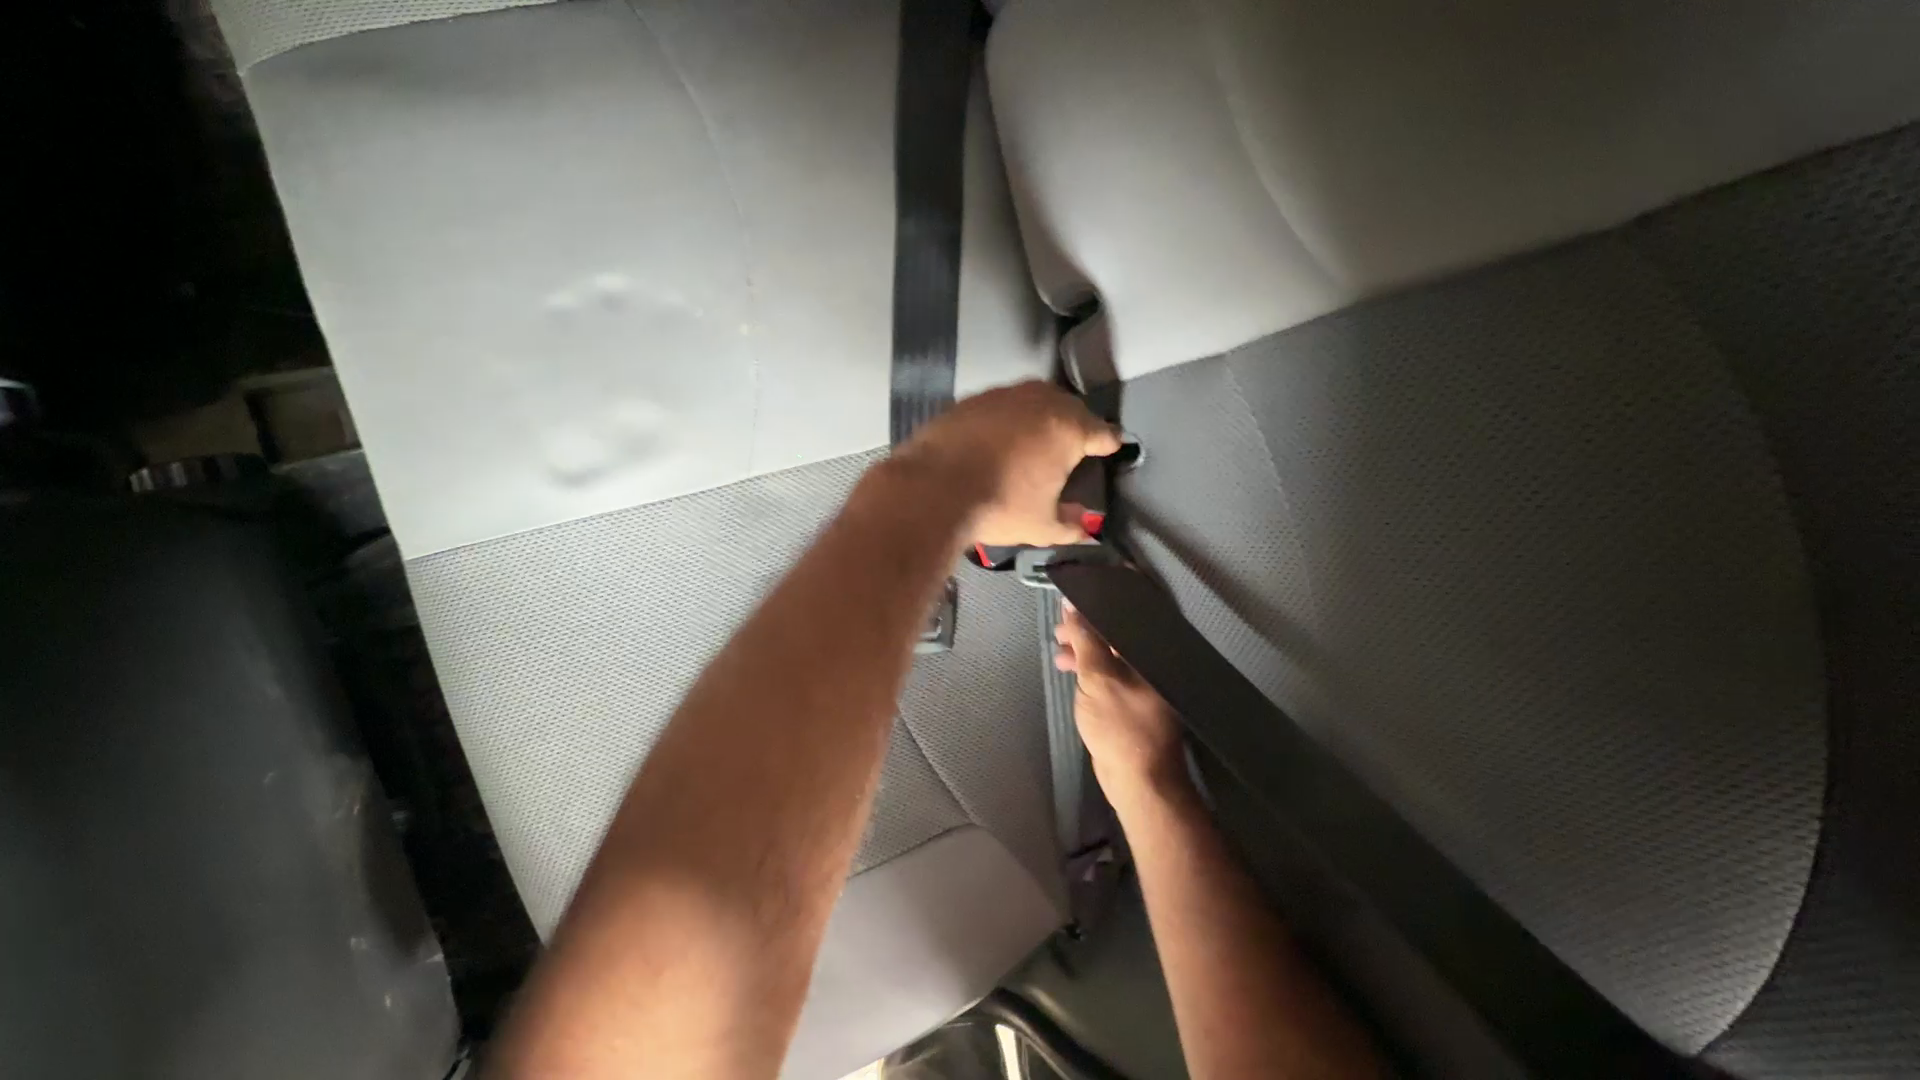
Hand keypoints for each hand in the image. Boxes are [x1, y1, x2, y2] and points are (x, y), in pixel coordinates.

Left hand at [895, 381, 1120, 546]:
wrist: (933, 487)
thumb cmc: (999, 506)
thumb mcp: (1041, 525)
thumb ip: (1070, 525)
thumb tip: (1085, 528)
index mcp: (1069, 429)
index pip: (1103, 432)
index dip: (1109, 443)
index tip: (1110, 448)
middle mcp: (1041, 402)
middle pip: (1071, 408)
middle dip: (1076, 424)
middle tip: (1072, 445)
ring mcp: (1004, 395)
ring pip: (1034, 399)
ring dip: (1040, 415)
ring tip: (1036, 437)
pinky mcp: (972, 398)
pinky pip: (1000, 405)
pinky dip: (1005, 418)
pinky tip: (998, 437)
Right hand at [1054, 604, 1187, 799]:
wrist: (1138, 778)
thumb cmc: (1120, 724)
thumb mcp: (1097, 678)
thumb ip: (1086, 640)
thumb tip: (1073, 606)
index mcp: (1150, 651)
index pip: (1124, 614)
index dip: (1095, 603)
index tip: (1069, 598)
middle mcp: (1152, 661)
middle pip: (1117, 632)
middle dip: (1086, 628)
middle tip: (1058, 631)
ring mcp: (1143, 681)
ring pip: (1110, 653)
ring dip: (1084, 650)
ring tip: (1058, 654)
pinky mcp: (1133, 698)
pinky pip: (1109, 672)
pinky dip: (1090, 669)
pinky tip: (1071, 671)